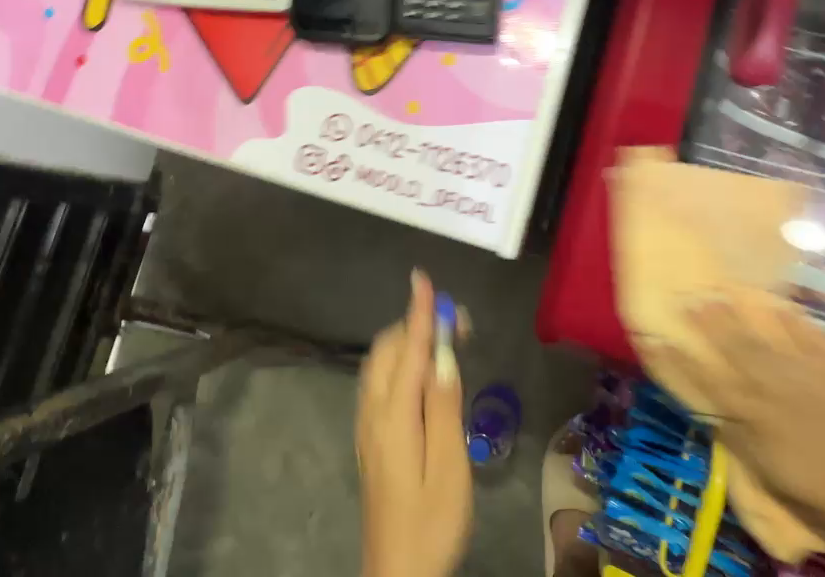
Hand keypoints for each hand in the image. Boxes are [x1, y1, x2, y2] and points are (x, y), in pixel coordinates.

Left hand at [355, 270, 470, 576]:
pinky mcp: (369, 439)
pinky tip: (423, 377)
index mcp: (394, 416)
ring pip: (381, 365)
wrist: (396, 572)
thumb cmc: (432, 521)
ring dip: (408, 343)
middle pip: (388, 350)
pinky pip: (380, 384)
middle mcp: (373, 412)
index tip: (421, 277)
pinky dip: (400, 363)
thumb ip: (445, 406)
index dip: (417, 312)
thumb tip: (445, 354)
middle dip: (417, 325)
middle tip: (457, 325)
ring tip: (446, 344)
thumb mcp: (450, 466)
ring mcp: (366, 426)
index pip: (408, 350)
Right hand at [638, 299, 824, 543]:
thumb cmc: (811, 490)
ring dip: (746, 313)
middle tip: (691, 295)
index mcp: (751, 411)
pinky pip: (814, 339)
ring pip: (769, 337)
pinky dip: (798, 321)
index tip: (656, 334)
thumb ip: (733, 431)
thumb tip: (707, 402)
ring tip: (726, 290)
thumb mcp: (761, 467)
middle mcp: (773, 385)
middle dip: (710, 322)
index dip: (679, 357)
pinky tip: (784, 305)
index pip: (706, 377)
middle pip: (735, 347)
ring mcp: (807, 374)